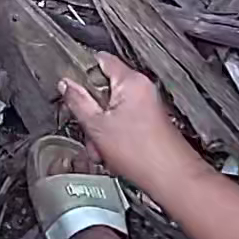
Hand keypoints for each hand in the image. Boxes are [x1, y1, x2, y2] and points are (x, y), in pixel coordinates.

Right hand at [59, 52, 209, 189]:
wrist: (173, 180)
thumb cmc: (143, 154)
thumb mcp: (96, 125)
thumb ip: (77, 100)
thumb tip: (65, 84)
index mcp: (131, 81)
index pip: (100, 59)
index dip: (80, 69)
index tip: (69, 83)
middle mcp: (142, 88)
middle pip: (102, 86)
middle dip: (89, 107)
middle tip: (85, 123)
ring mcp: (147, 105)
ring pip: (110, 106)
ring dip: (99, 124)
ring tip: (99, 144)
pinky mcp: (148, 121)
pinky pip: (121, 118)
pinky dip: (111, 132)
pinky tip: (109, 150)